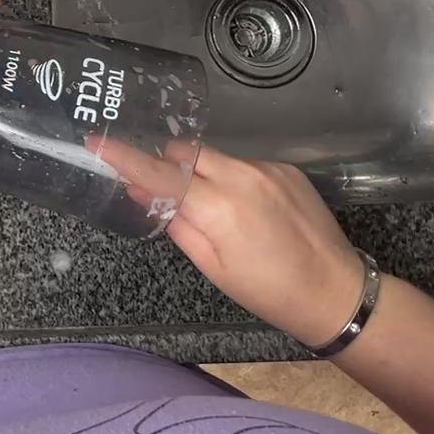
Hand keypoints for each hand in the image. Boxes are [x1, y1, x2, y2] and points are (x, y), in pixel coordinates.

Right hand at [96, 140, 365, 345]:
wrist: (336, 292)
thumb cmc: (266, 289)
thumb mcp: (211, 264)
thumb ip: (173, 221)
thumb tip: (139, 190)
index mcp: (218, 207)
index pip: (158, 173)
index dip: (124, 156)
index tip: (97, 140)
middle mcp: (242, 177)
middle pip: (185, 151)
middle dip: (169, 163)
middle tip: (167, 190)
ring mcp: (267, 169)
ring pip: (214, 156)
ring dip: (202, 172)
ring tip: (216, 207)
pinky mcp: (286, 168)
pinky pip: (242, 163)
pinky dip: (231, 177)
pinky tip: (248, 207)